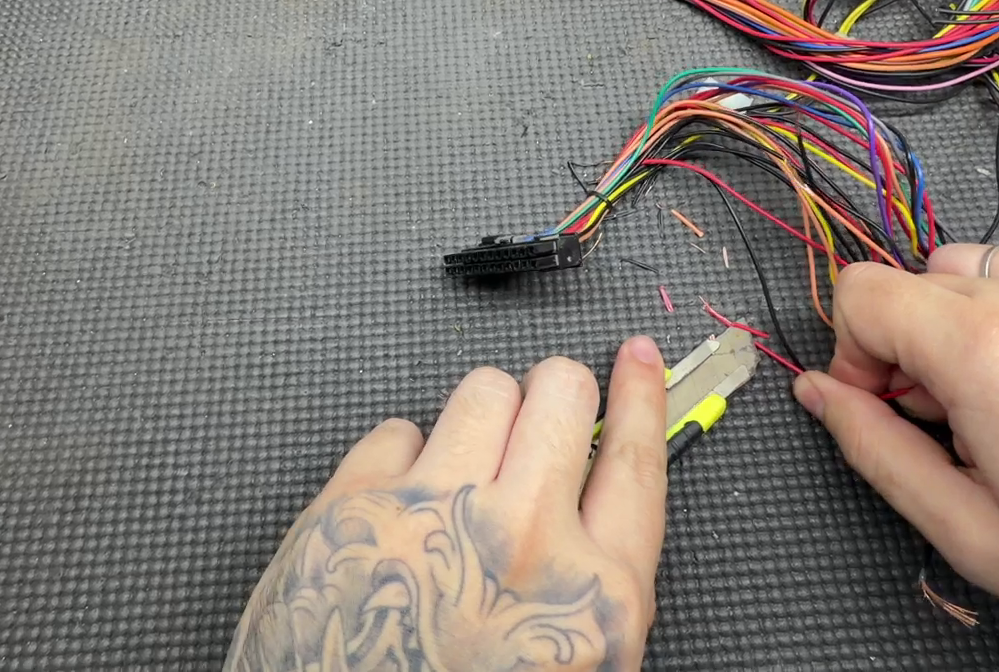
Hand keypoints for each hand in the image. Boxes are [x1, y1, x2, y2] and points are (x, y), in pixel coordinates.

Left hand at [225, 337, 668, 671]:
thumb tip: (596, 484)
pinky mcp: (357, 502)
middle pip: (561, 390)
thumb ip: (597, 577)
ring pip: (483, 387)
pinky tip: (400, 509)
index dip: (641, 394)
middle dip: (555, 393)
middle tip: (537, 419)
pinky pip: (400, 427)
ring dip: (483, 416)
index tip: (637, 357)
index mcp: (592, 597)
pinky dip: (404, 457)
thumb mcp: (573, 664)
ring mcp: (436, 511)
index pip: (637, 459)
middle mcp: (521, 540)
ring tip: (465, 469)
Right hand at [794, 243, 998, 671]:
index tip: (885, 406)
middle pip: (909, 279)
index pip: (858, 290)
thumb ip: (873, 452)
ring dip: (957, 321)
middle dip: (903, 344)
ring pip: (971, 267)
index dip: (850, 351)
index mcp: (986, 352)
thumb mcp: (979, 538)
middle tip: (950, 421)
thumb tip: (819, 394)